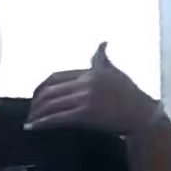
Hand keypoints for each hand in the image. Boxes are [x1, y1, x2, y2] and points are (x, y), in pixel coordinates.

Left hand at [24, 42, 169, 137]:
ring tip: (29, 122)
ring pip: (50, 104)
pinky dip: (41, 123)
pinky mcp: (85, 114)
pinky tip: (33, 127)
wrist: (141, 116)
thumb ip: (102, 59)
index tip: (34, 97)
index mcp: (90, 72)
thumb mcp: (115, 72)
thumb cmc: (129, 95)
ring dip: (35, 114)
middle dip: (35, 103)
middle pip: (49, 90)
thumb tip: (102, 43)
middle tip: (29, 113)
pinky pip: (56, 118)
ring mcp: (85, 98)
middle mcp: (86, 82)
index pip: (55, 77)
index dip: (41, 88)